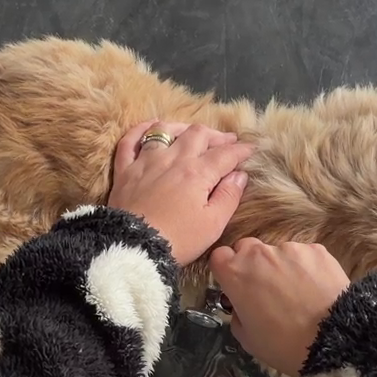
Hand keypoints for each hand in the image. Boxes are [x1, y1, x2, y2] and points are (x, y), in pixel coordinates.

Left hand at [108, 120, 253, 265]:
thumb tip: (240, 175)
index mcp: (198, 173)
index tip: (251, 149)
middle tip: (226, 141)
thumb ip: (229, 196)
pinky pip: (130, 141)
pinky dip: (140, 130)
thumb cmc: (179, 240)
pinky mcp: (125, 170)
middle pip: (198, 134)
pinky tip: (150, 127)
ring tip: (192, 133)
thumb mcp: (213, 224)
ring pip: (165, 130)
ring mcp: (146, 162)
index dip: (241, 150)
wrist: (134, 248)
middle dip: (216, 136)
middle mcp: (173, 159)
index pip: (225, 154)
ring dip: (182, 128)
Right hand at [208, 240, 350, 376]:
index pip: (218, 256)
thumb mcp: (247, 339)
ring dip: (281, 266)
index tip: (234, 284)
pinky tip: (315, 289)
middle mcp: (259, 254)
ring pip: (278, 252)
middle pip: (247, 248)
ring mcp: (290, 248)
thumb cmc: (284, 344)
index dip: (226, 270)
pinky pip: (304, 255)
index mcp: (235, 274)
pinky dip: (305, 268)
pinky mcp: (317, 250)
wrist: (332, 340)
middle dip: (251, 264)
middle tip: (264, 289)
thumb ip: (237, 314)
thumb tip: (242, 305)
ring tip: (297, 292)